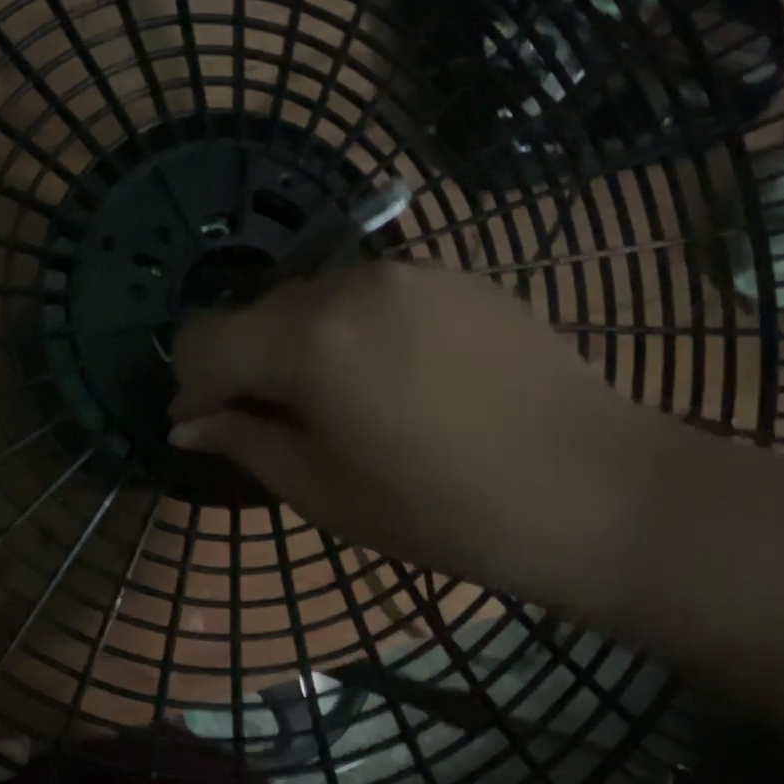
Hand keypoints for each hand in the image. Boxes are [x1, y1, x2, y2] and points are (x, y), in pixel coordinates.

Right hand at [168, 261, 661, 598]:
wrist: (595, 491)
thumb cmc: (443, 512)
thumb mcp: (323, 491)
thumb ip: (245, 443)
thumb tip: (189, 424)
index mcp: (308, 342)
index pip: (201, 341)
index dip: (190, 387)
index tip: (207, 429)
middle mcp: (349, 285)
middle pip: (252, 313)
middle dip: (243, 366)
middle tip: (272, 425)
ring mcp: (408, 271)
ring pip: (309, 300)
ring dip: (297, 347)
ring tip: (340, 405)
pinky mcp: (454, 275)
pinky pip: (368, 296)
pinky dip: (351, 332)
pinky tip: (394, 382)